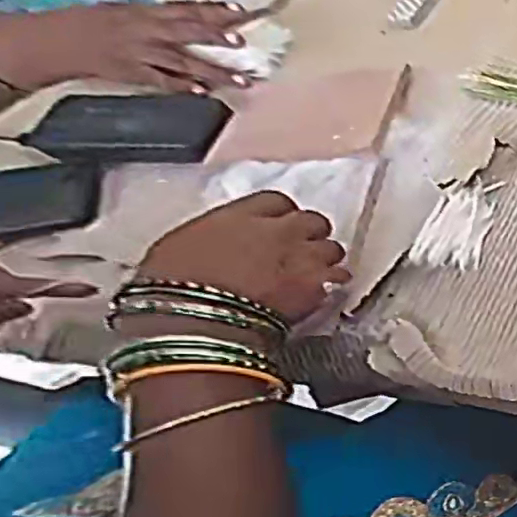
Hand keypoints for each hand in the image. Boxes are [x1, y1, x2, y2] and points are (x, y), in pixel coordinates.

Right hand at [0, 3, 251, 93]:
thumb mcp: (124, 13)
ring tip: (244, 81)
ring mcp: (140, 52)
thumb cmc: (92, 25)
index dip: (213, 10)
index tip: (240, 11)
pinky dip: (185, 87)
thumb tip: (196, 25)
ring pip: (184, 63)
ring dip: (216, 73)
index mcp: (142, 12)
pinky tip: (205, 92)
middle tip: (242, 41)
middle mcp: (143, 30)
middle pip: (186, 32)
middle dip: (214, 36)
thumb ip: (159, 21)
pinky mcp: (134, 73)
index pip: (184, 9)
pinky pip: (165, 82)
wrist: (53, 41)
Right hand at [133, 192, 349, 322]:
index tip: (280, 225)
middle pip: (314, 220)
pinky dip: (334, 281)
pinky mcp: (320, 285)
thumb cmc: (177, 283)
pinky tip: (323, 288)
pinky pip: (340, 276)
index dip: (282, 214)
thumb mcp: (187, 241)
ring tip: (315, 269)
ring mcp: (304, 258)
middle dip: (311, 232)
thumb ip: (223, 233)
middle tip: (303, 247)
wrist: (202, 316)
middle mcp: (279, 232)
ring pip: (333, 248)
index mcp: (241, 216)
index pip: (277, 201)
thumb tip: (231, 240)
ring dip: (326, 257)